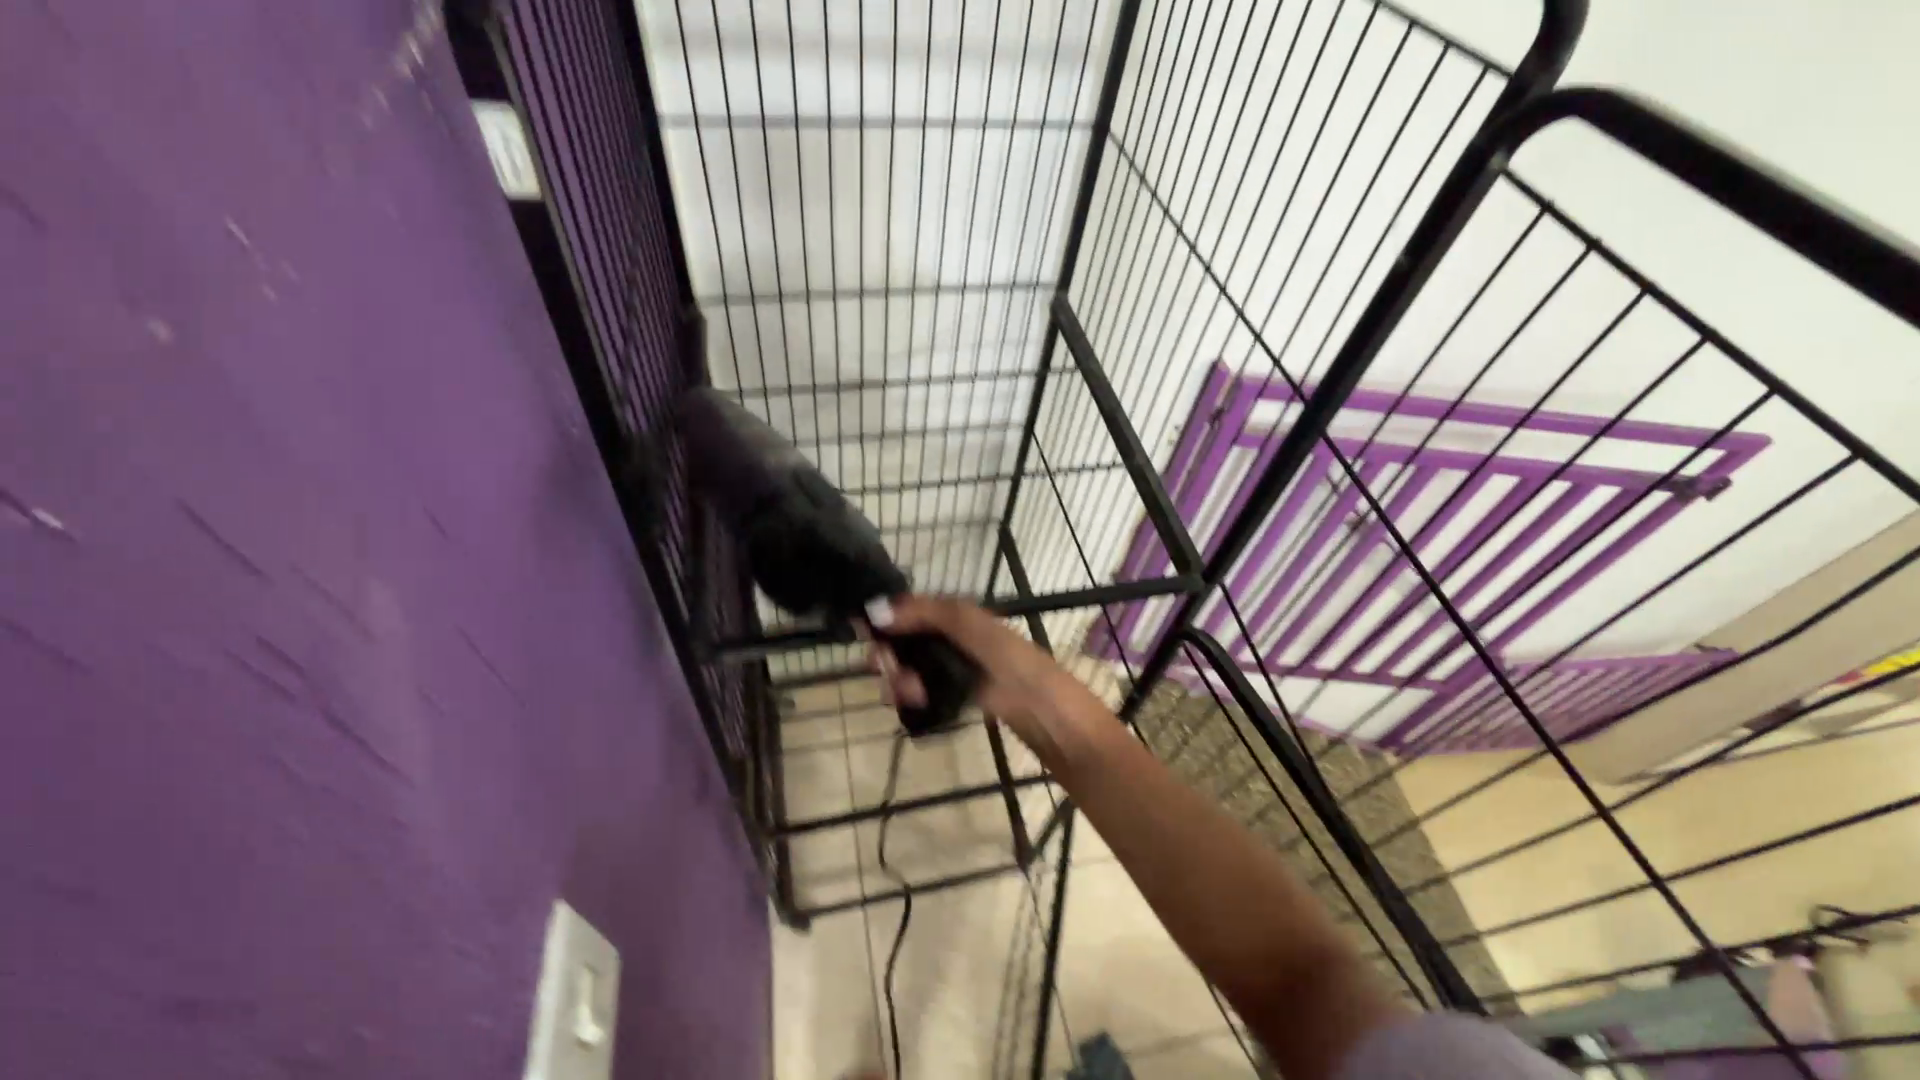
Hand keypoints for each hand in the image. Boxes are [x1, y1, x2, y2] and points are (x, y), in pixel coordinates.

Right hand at [860, 594, 1108, 768]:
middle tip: (884, 670)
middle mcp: (959, 641)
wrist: (1058, 722)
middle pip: (908, 642)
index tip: (860, 630)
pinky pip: (924, 694)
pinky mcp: (961, 702)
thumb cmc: (1021, 669)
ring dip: (898, 679)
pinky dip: (912, 698)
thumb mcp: (978, 630)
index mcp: (965, 618)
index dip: (888, 616)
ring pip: (912, 670)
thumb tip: (878, 610)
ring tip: (907, 694)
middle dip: (890, 654)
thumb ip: (932, 614)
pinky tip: (912, 706)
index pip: (915, 609)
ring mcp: (959, 673)